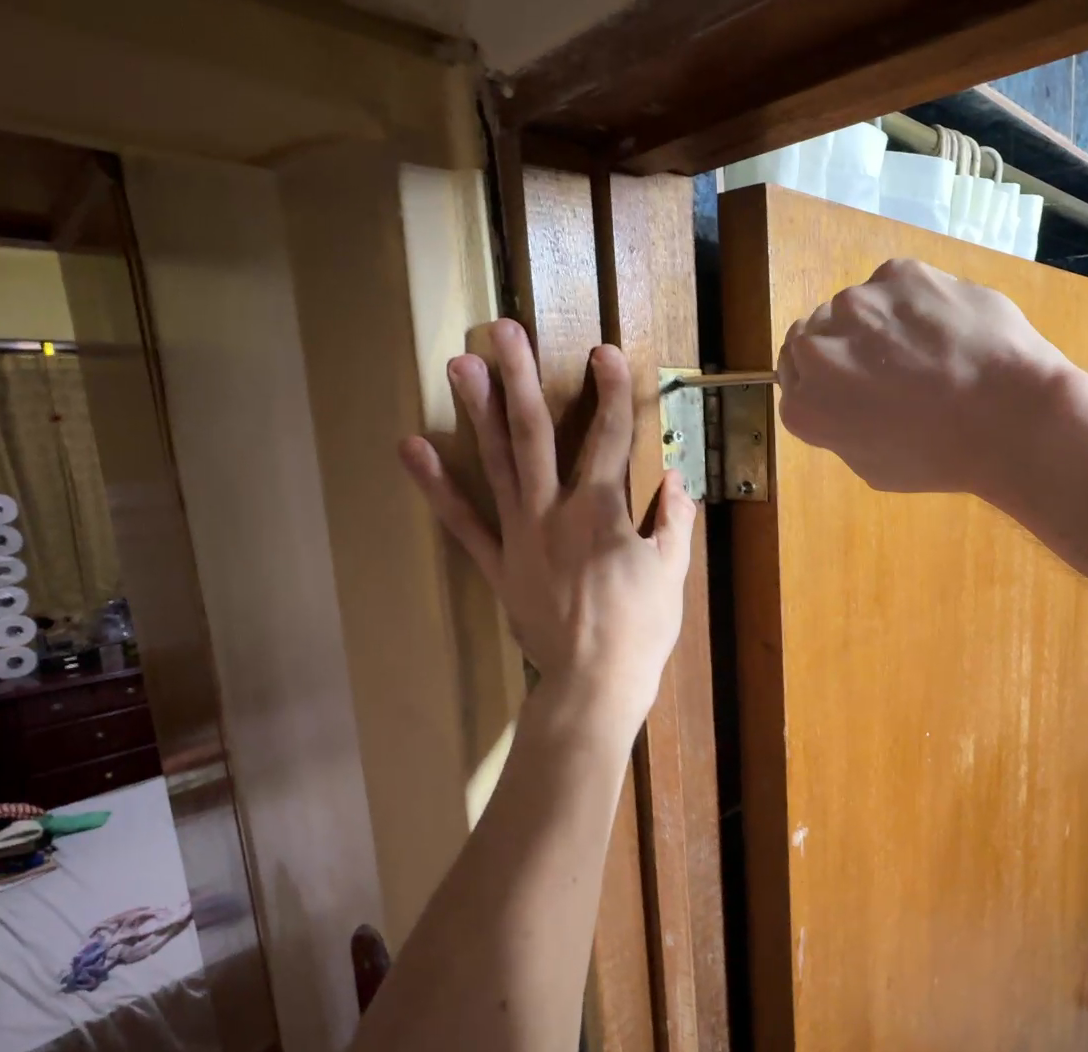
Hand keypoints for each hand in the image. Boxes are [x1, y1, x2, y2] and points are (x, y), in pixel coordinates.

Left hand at [398, 319, 693, 748]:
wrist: (593, 683)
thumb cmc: (641, 628)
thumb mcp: (671, 572)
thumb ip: (672, 519)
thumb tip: (675, 476)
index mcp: (602, 511)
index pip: (610, 438)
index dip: (611, 392)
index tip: (604, 352)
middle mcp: (554, 511)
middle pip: (537, 435)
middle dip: (522, 379)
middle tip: (502, 331)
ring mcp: (519, 536)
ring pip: (498, 465)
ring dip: (480, 413)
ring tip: (460, 364)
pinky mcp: (498, 565)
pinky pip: (463, 524)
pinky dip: (437, 488)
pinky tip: (412, 448)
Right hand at [777, 258, 1083, 495]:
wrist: (1010, 414)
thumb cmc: (943, 457)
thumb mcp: (874, 467)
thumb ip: (840, 429)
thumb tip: (844, 402)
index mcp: (807, 406)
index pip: (794, 385)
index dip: (827, 388)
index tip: (856, 393)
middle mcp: (817, 350)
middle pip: (811, 340)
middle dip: (842, 353)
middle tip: (888, 372)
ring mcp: (857, 304)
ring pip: (852, 309)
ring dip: (876, 325)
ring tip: (926, 349)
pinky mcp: (899, 273)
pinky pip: (892, 287)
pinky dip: (911, 303)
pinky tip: (945, 328)